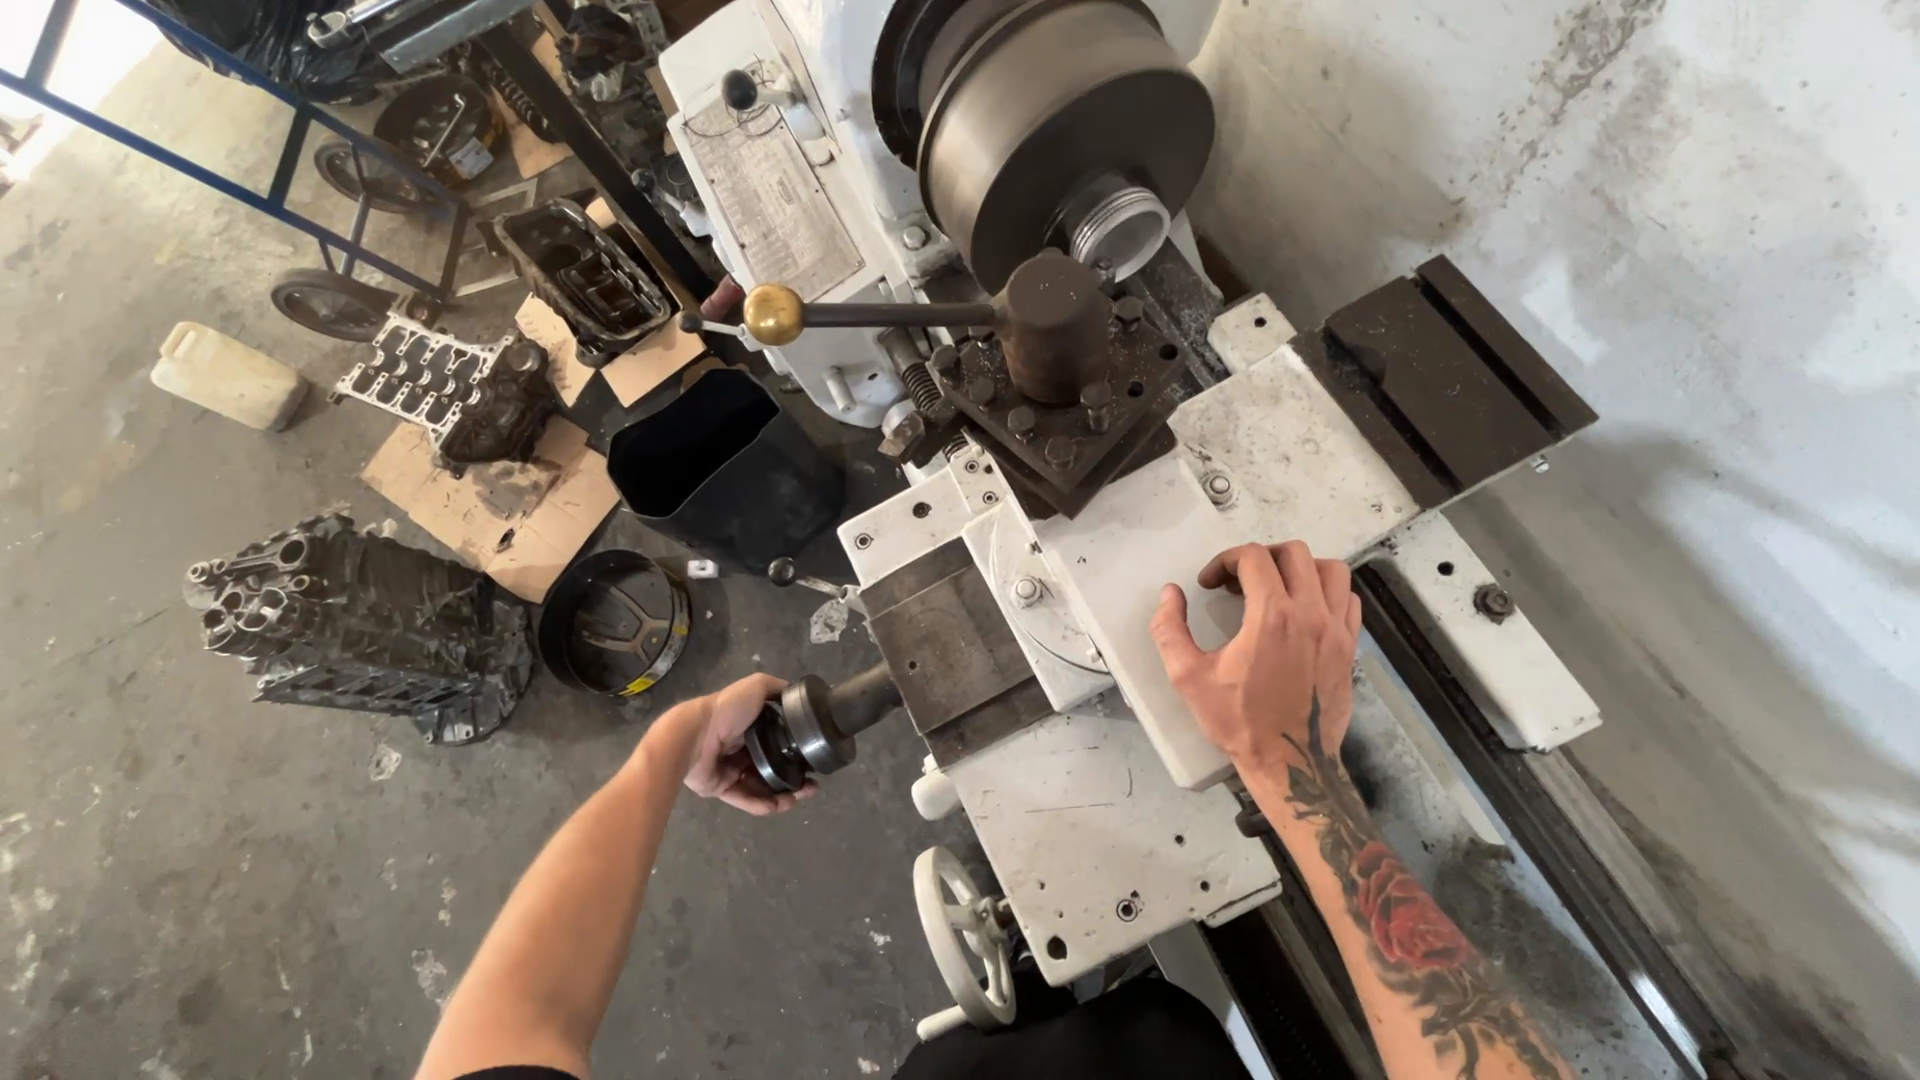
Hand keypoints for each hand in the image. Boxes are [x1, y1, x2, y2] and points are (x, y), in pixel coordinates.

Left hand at [668, 672, 816, 815]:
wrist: (696, 734)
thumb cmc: (728, 710)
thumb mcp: (757, 686)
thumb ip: (778, 689)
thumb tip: (796, 695)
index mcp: (750, 726)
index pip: (778, 741)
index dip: (796, 751)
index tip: (813, 759)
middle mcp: (741, 748)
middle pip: (772, 766)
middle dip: (793, 777)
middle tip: (811, 785)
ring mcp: (730, 769)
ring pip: (761, 786)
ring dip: (781, 794)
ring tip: (797, 798)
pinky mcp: (720, 787)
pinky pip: (744, 798)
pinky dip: (761, 803)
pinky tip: (779, 805)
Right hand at [1149, 541, 1362, 772]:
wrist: (1290, 763)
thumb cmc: (1238, 721)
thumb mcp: (1187, 677)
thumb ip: (1169, 629)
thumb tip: (1170, 593)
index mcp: (1271, 617)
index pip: (1253, 558)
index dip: (1224, 561)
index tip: (1209, 584)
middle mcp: (1311, 615)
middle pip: (1294, 553)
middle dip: (1260, 557)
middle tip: (1237, 583)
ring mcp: (1337, 631)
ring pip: (1330, 569)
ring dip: (1298, 568)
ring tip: (1274, 588)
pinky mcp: (1350, 648)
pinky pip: (1347, 599)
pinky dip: (1325, 591)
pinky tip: (1302, 609)